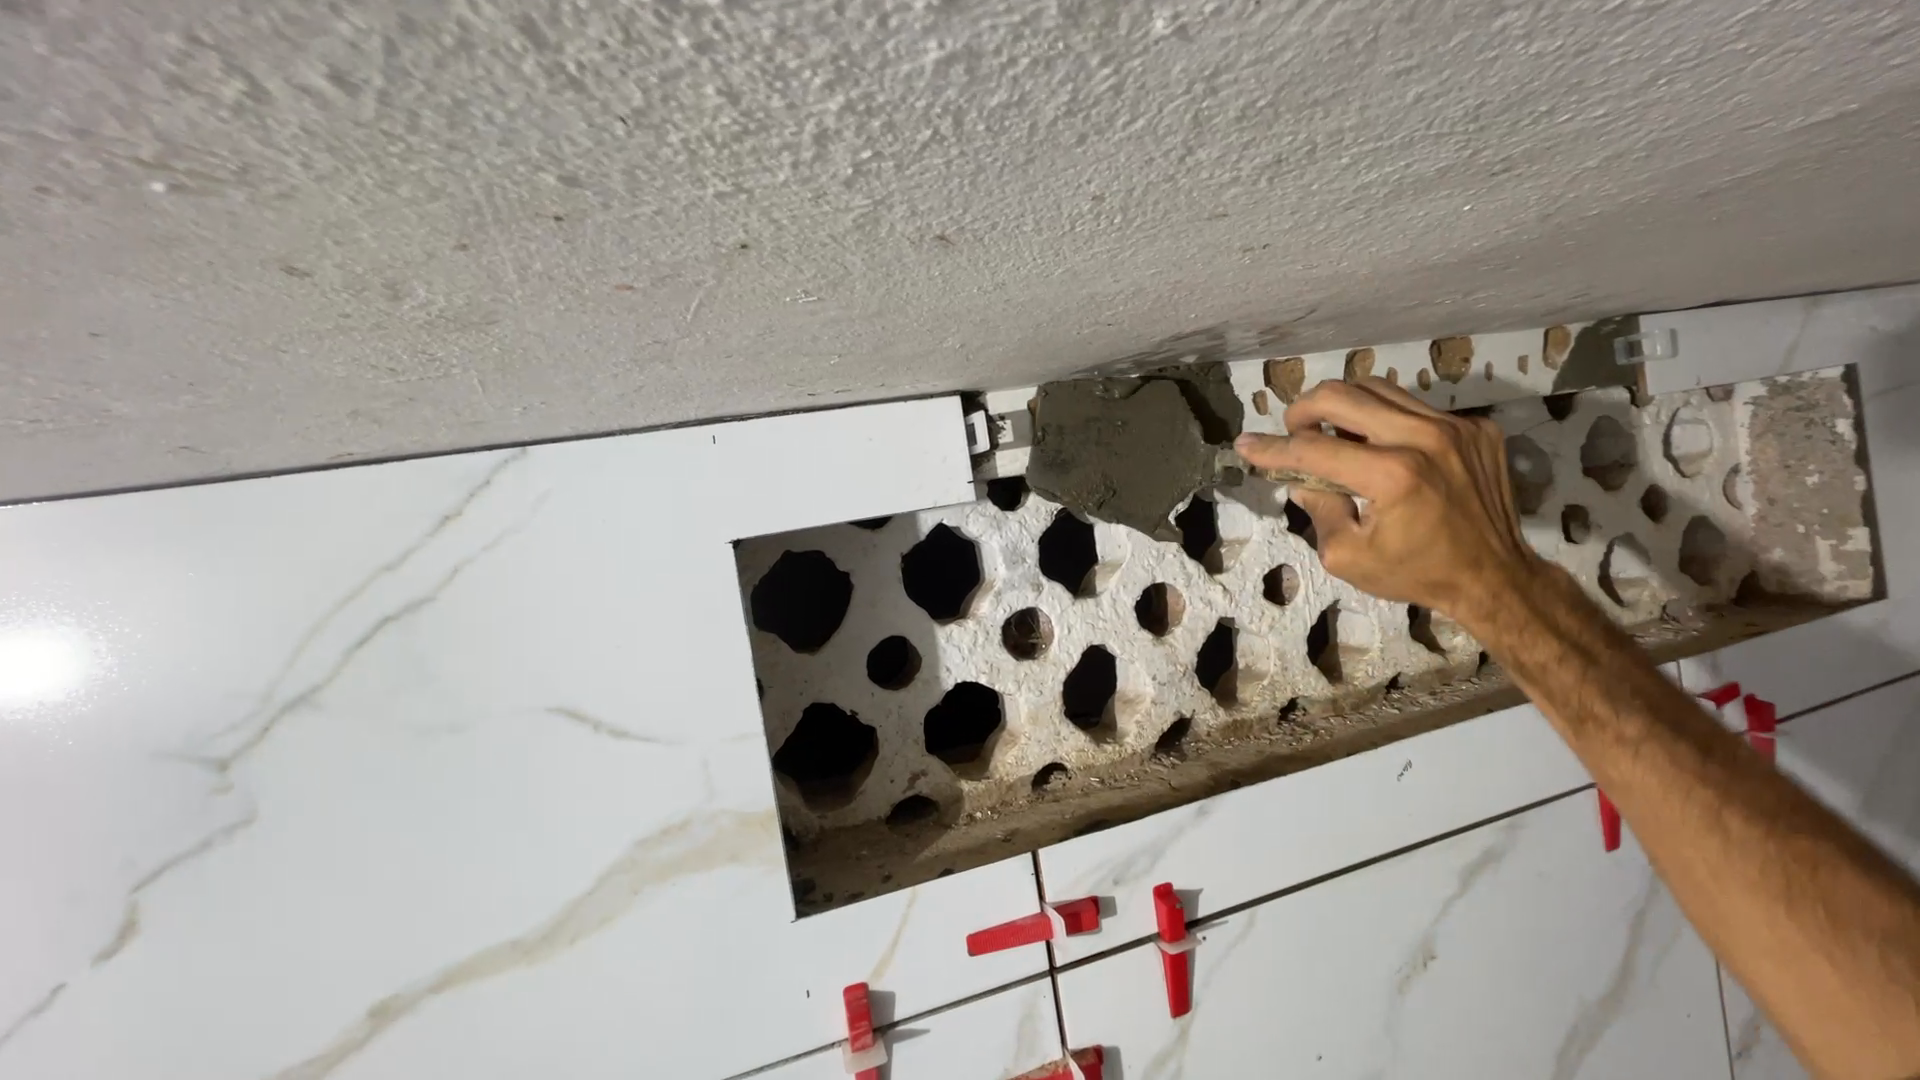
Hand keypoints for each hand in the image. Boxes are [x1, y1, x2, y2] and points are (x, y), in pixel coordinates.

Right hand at [1234, 377, 1543, 629]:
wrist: (1495, 576)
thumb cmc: (1415, 573)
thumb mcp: (1348, 556)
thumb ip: (1319, 509)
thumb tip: (1300, 477)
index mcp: (1393, 476)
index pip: (1313, 449)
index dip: (1271, 449)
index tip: (1245, 445)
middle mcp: (1426, 438)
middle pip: (1341, 395)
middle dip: (1302, 410)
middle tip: (1293, 431)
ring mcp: (1456, 426)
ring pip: (1378, 389)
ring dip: (1343, 407)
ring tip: (1332, 433)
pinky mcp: (1476, 426)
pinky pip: (1415, 406)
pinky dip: (1385, 421)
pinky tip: (1382, 447)